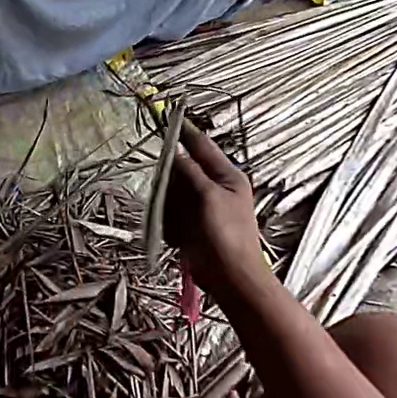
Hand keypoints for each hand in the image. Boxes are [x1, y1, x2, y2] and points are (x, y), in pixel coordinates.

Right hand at [164, 126, 267, 300]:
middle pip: (184, 169)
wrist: (231, 278)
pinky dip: (170, 222)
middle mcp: (215, 187)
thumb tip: (174, 150)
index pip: (202, 146)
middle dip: (172, 179)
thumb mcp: (208, 197)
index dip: (184, 133)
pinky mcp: (192, 225)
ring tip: (178, 221)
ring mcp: (203, 207)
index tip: (165, 118)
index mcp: (227, 176)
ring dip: (170, 204)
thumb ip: (190, 171)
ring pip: (174, 192)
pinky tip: (179, 234)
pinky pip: (173, 213)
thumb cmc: (227, 236)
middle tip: (167, 188)